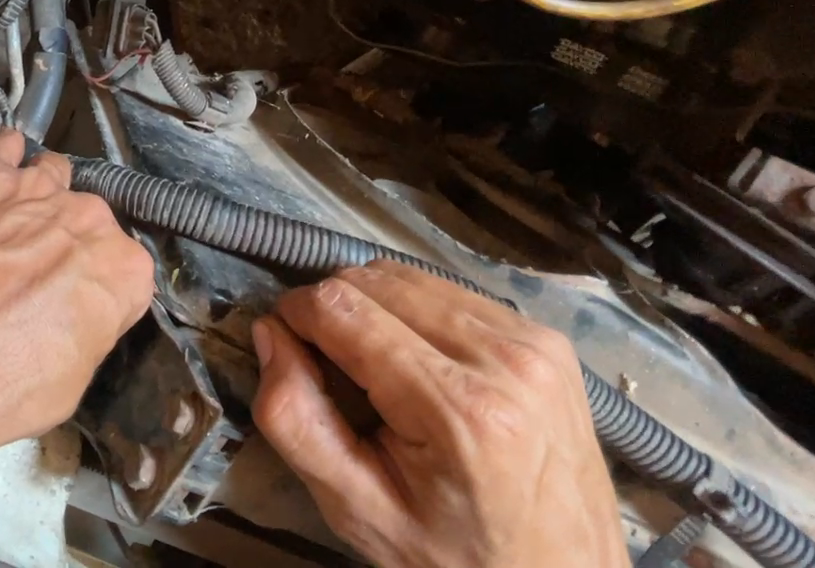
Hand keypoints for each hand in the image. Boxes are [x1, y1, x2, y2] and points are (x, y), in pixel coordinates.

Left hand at [0, 131, 156, 494]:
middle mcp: (88, 217)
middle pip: (86, 221)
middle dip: (66, 241)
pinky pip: (3, 146)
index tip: (72, 307)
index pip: (123, 273)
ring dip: (37, 194)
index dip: (97, 291)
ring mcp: (34, 188)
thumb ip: (86, 328)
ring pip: (50, 174)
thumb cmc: (6, 386)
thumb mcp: (71, 381)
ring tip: (12, 219)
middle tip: (32, 273)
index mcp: (124, 269)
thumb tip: (71, 315)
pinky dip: (1, 155)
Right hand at [250, 261, 627, 567]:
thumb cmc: (452, 557)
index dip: (296, 316)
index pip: (339, 307)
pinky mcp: (546, 337)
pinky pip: (444, 289)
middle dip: (330, 310)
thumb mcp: (353, 508)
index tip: (289, 350)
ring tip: (374, 364)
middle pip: (369, 280)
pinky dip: (410, 310)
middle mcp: (503, 358)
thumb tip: (269, 331)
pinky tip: (417, 359)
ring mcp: (532, 342)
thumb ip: (293, 418)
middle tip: (330, 367)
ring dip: (369, 305)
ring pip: (404, 275)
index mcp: (456, 408)